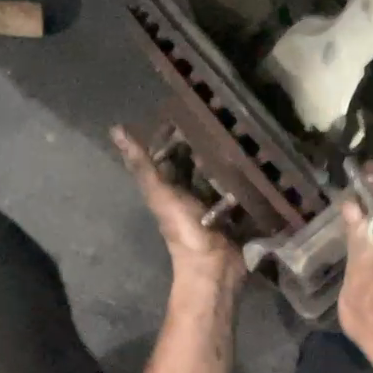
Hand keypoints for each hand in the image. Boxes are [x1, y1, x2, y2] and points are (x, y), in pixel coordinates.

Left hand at [111, 125, 244, 287]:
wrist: (213, 266)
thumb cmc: (183, 229)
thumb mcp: (160, 192)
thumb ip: (142, 164)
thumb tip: (115, 130)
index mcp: (168, 188)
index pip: (169, 153)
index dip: (175, 133)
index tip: (191, 106)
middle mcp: (189, 193)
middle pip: (196, 162)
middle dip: (206, 143)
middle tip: (223, 117)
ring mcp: (213, 204)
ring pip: (219, 174)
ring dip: (228, 159)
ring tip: (243, 133)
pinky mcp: (235, 213)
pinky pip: (240, 192)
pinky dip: (246, 181)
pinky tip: (257, 161)